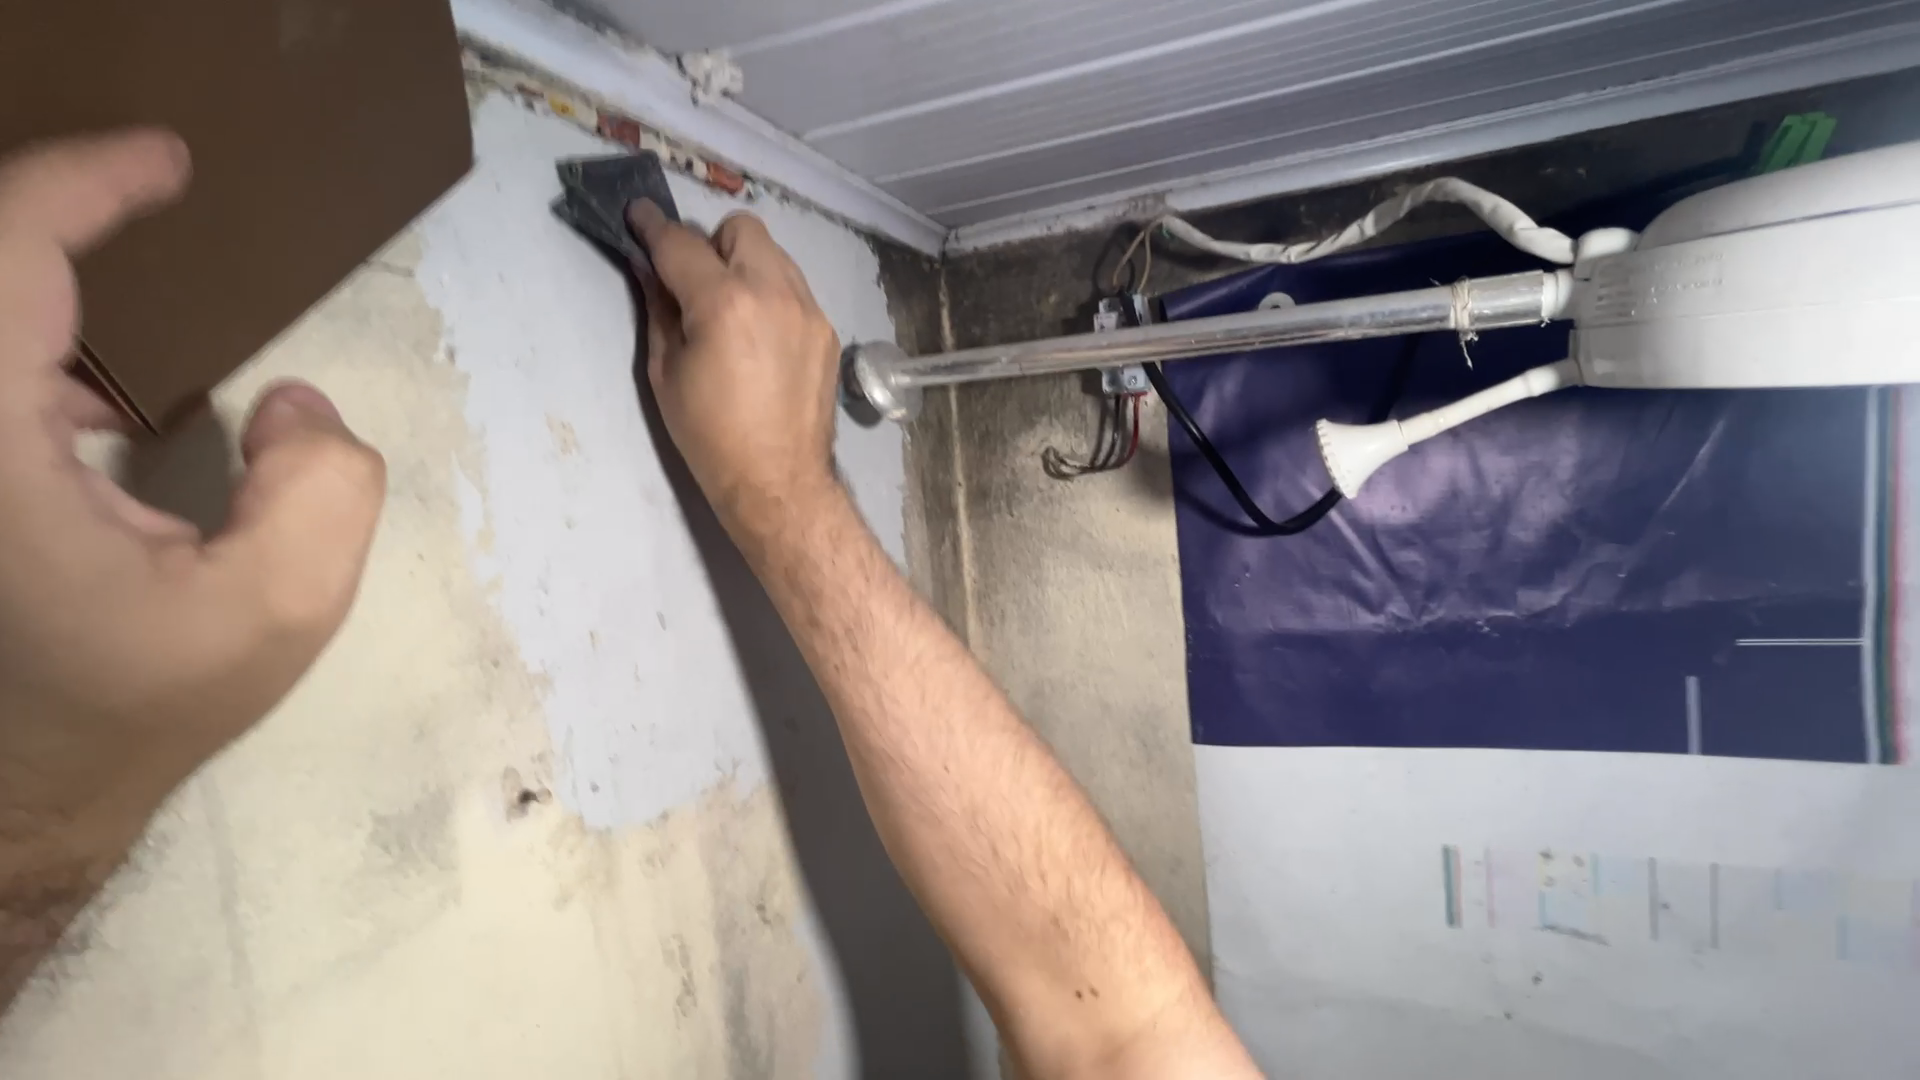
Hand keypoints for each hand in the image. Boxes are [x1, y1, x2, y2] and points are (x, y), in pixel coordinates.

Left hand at [0, 131, 385, 998]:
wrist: (19, 796)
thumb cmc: (142, 703)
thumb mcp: (282, 604)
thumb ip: (323, 484)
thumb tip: (296, 405)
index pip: (3, 259)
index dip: (81, 185)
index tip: (167, 158)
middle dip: (66, 227)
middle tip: (166, 212)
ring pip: (0, 338)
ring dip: (65, 299)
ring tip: (157, 310)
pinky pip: (6, 387)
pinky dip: (57, 362)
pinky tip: (116, 408)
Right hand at [626, 201, 843, 552]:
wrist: (778, 479)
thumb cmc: (710, 434)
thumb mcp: (666, 371)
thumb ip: (658, 308)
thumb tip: (650, 269)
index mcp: (725, 303)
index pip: (681, 242)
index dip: (652, 225)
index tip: (638, 215)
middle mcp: (775, 293)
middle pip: (741, 230)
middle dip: (712, 244)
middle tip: (696, 281)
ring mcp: (809, 311)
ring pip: (775, 255)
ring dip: (747, 266)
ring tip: (733, 309)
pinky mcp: (826, 331)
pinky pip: (795, 289)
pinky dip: (773, 295)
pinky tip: (762, 335)